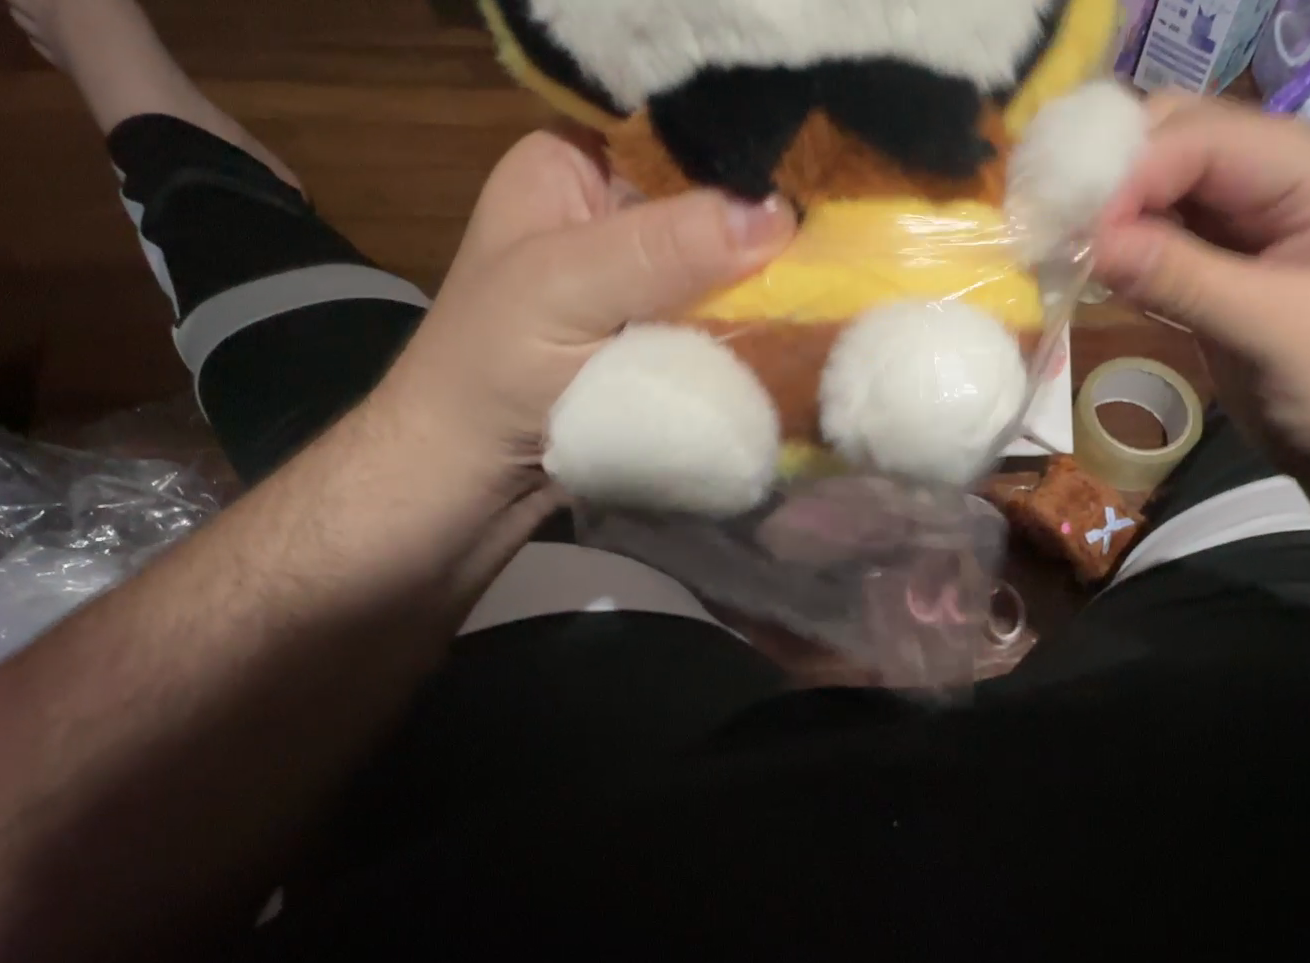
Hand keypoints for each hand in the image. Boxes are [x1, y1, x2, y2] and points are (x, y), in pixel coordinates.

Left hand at [370, 130, 795, 495]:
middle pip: (709, 204)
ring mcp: (642, 282)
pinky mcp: (663, 336)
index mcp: (572, 167)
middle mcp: (612, 214)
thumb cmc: (488, 371)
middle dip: (765, 227)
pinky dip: (756, 327)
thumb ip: (665, 249)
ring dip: (770, 283)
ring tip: (835, 282)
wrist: (470, 480)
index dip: (740, 155)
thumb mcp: (567, 290)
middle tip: (839, 239)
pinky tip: (801, 325)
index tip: (807, 180)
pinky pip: (724, 318)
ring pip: (725, 267)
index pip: (673, 135)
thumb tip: (778, 216)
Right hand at [1092, 97, 1309, 471]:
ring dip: (1109, 210)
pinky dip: (1121, 245)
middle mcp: (1283, 177)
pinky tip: (1085, 265)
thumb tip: (1091, 243)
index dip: (1135, 172)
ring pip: (1160, 186)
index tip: (1076, 228)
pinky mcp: (1220, 262)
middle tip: (1054, 224)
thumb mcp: (1279, 332)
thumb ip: (1187, 281)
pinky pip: (1159, 234)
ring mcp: (1249, 219)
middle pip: (1179, 143)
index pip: (1209, 139)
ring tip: (1056, 243)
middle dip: (1114, 177)